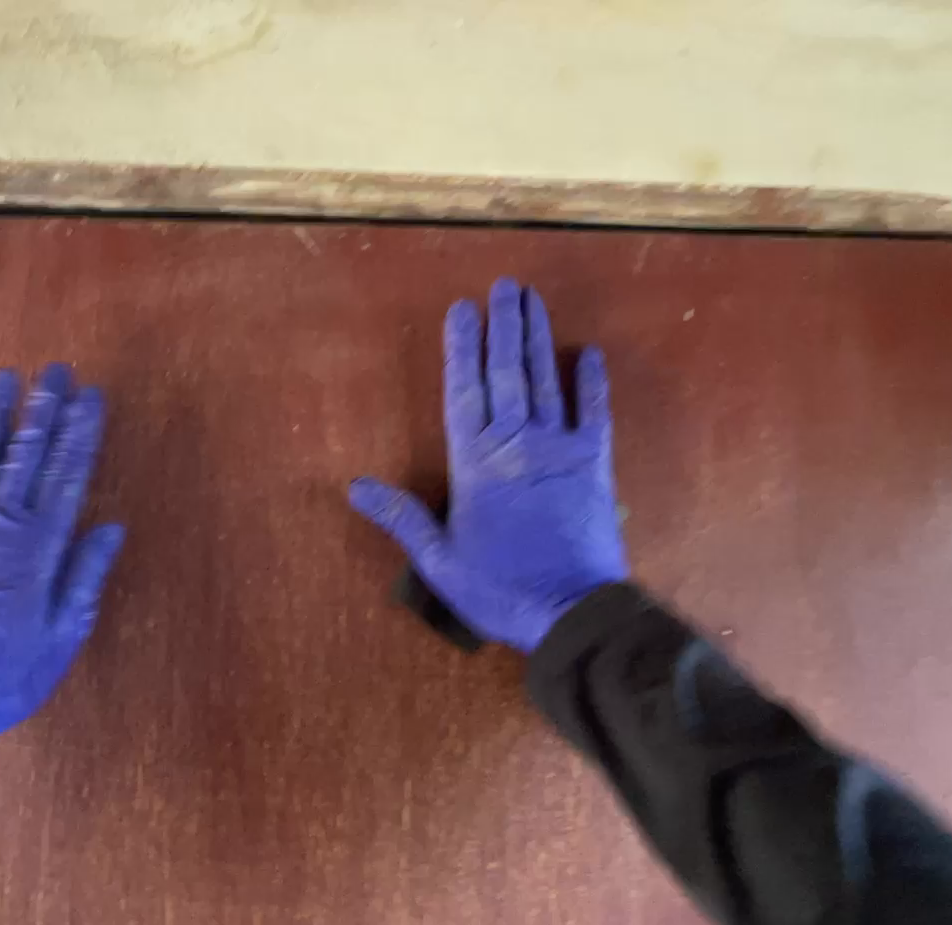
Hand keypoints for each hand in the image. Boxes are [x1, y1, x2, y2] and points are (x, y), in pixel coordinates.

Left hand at [0, 365, 125, 819]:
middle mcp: (0, 528)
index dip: (81, 434)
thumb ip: (85, 574)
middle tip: (55, 371)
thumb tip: (111, 527)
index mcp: (40, 548)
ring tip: (5, 379)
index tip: (92, 398)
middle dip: (44, 412)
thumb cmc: (10, 673)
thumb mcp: (65, 631)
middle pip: (27, 458)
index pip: (68, 476)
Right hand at [350, 278, 626, 651]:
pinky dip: (593, 382)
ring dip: (538, 338)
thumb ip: (401, 517)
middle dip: (503, 325)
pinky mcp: (596, 463)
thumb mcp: (438, 560)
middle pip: (507, 373)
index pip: (463, 391)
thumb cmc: (498, 588)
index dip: (461, 348)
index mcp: (474, 463)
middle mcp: (515, 443)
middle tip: (503, 285)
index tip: (461, 308)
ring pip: (545, 380)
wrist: (570, 611)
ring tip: (532, 299)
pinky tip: (590, 354)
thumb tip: (355, 488)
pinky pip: (595, 412)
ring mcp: (559, 448)